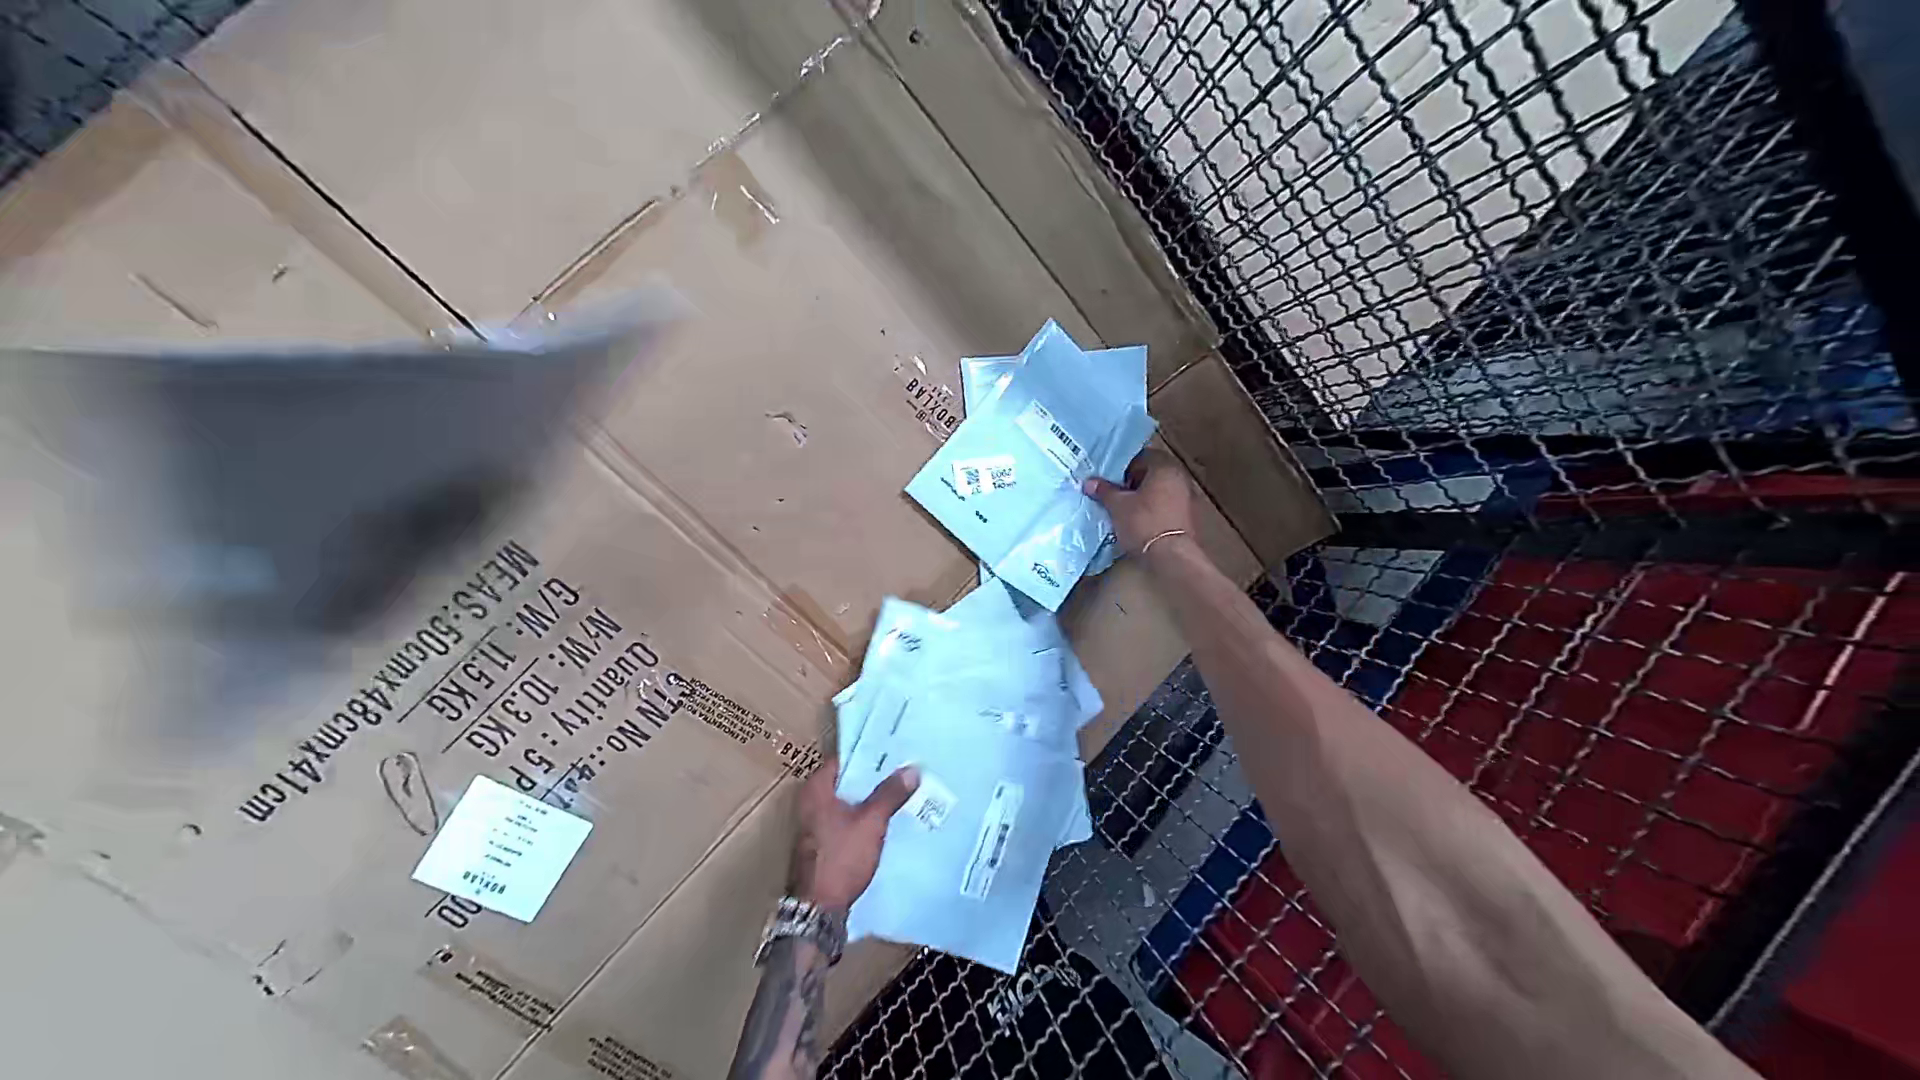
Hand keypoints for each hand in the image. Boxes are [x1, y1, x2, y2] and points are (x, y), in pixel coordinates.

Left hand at [788, 759, 918, 914]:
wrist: (818, 910)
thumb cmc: (841, 858)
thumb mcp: (872, 823)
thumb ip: (890, 794)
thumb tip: (911, 769)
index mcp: (816, 788)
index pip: (845, 759)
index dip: (870, 754)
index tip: (894, 752)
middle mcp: (809, 801)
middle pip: (847, 780)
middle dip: (873, 778)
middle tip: (902, 770)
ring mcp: (813, 823)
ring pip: (847, 801)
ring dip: (869, 799)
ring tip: (899, 791)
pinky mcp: (821, 842)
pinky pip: (845, 819)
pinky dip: (862, 816)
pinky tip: (885, 819)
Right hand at [1083, 448, 1198, 558]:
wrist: (1170, 556)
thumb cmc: (1143, 522)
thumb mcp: (1117, 505)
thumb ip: (1104, 490)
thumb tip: (1090, 482)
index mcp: (1165, 467)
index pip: (1140, 457)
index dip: (1121, 467)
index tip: (1107, 479)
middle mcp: (1179, 477)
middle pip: (1150, 474)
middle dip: (1131, 482)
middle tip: (1112, 492)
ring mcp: (1186, 498)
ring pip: (1157, 491)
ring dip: (1141, 496)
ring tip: (1121, 507)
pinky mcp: (1186, 517)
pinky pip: (1163, 506)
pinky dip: (1150, 509)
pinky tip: (1136, 520)